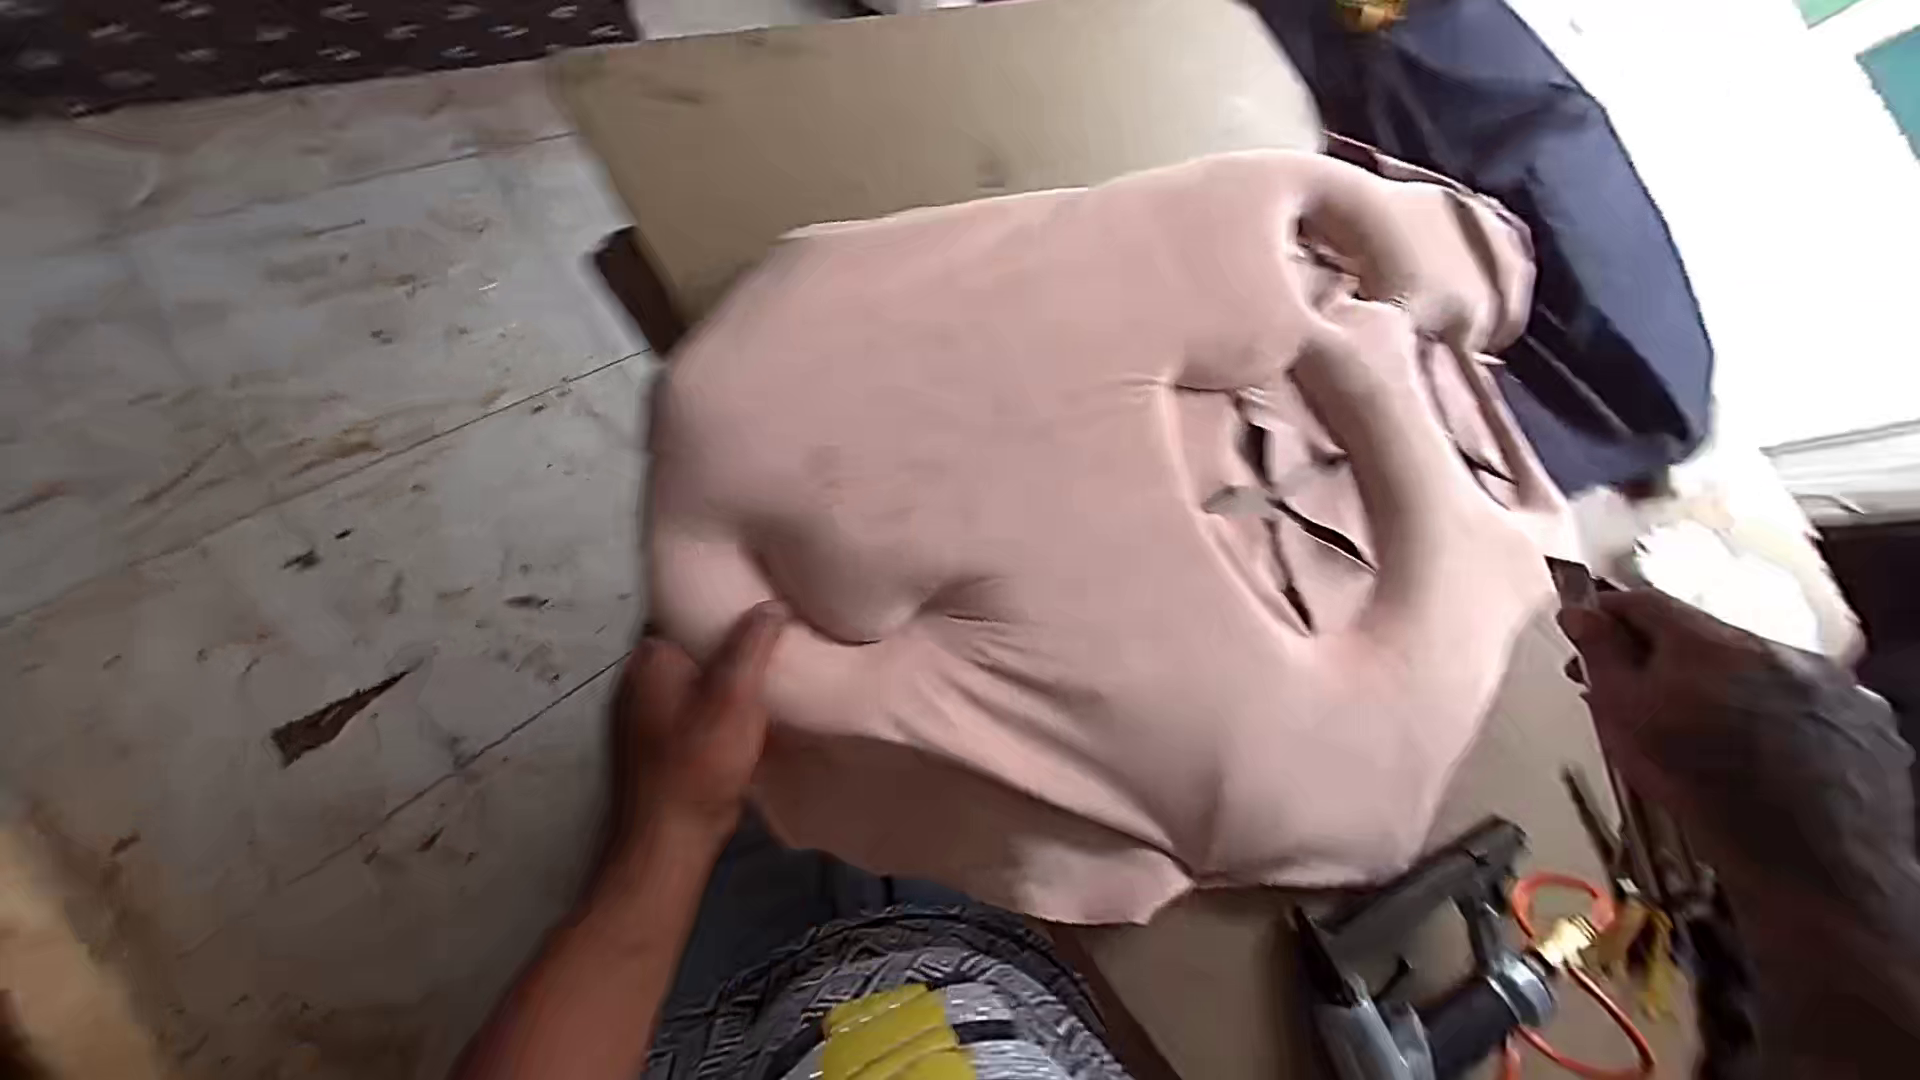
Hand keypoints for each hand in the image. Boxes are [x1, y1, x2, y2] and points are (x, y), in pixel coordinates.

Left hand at [611, 602, 789, 845]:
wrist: (671, 839)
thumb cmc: (702, 761)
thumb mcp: (737, 695)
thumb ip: (754, 644)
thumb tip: (773, 604)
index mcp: (651, 659)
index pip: (688, 609)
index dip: (725, 605)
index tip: (763, 602)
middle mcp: (640, 678)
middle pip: (695, 642)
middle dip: (731, 639)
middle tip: (776, 634)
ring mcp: (646, 711)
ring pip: (698, 674)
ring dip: (728, 672)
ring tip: (770, 664)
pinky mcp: (660, 738)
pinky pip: (696, 701)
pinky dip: (720, 698)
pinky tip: (749, 705)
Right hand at [1560, 589, 1912, 897]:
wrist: (1806, 859)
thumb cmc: (1698, 780)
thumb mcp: (1619, 710)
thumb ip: (1598, 652)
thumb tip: (1582, 613)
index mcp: (1713, 643)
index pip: (1645, 601)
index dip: (1606, 612)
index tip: (1586, 630)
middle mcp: (1782, 652)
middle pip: (1699, 634)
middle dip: (1656, 654)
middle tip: (1624, 687)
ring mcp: (1836, 688)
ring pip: (1748, 665)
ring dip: (1711, 680)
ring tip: (1686, 724)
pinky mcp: (1868, 724)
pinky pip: (1796, 698)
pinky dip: (1763, 708)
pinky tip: (1743, 744)